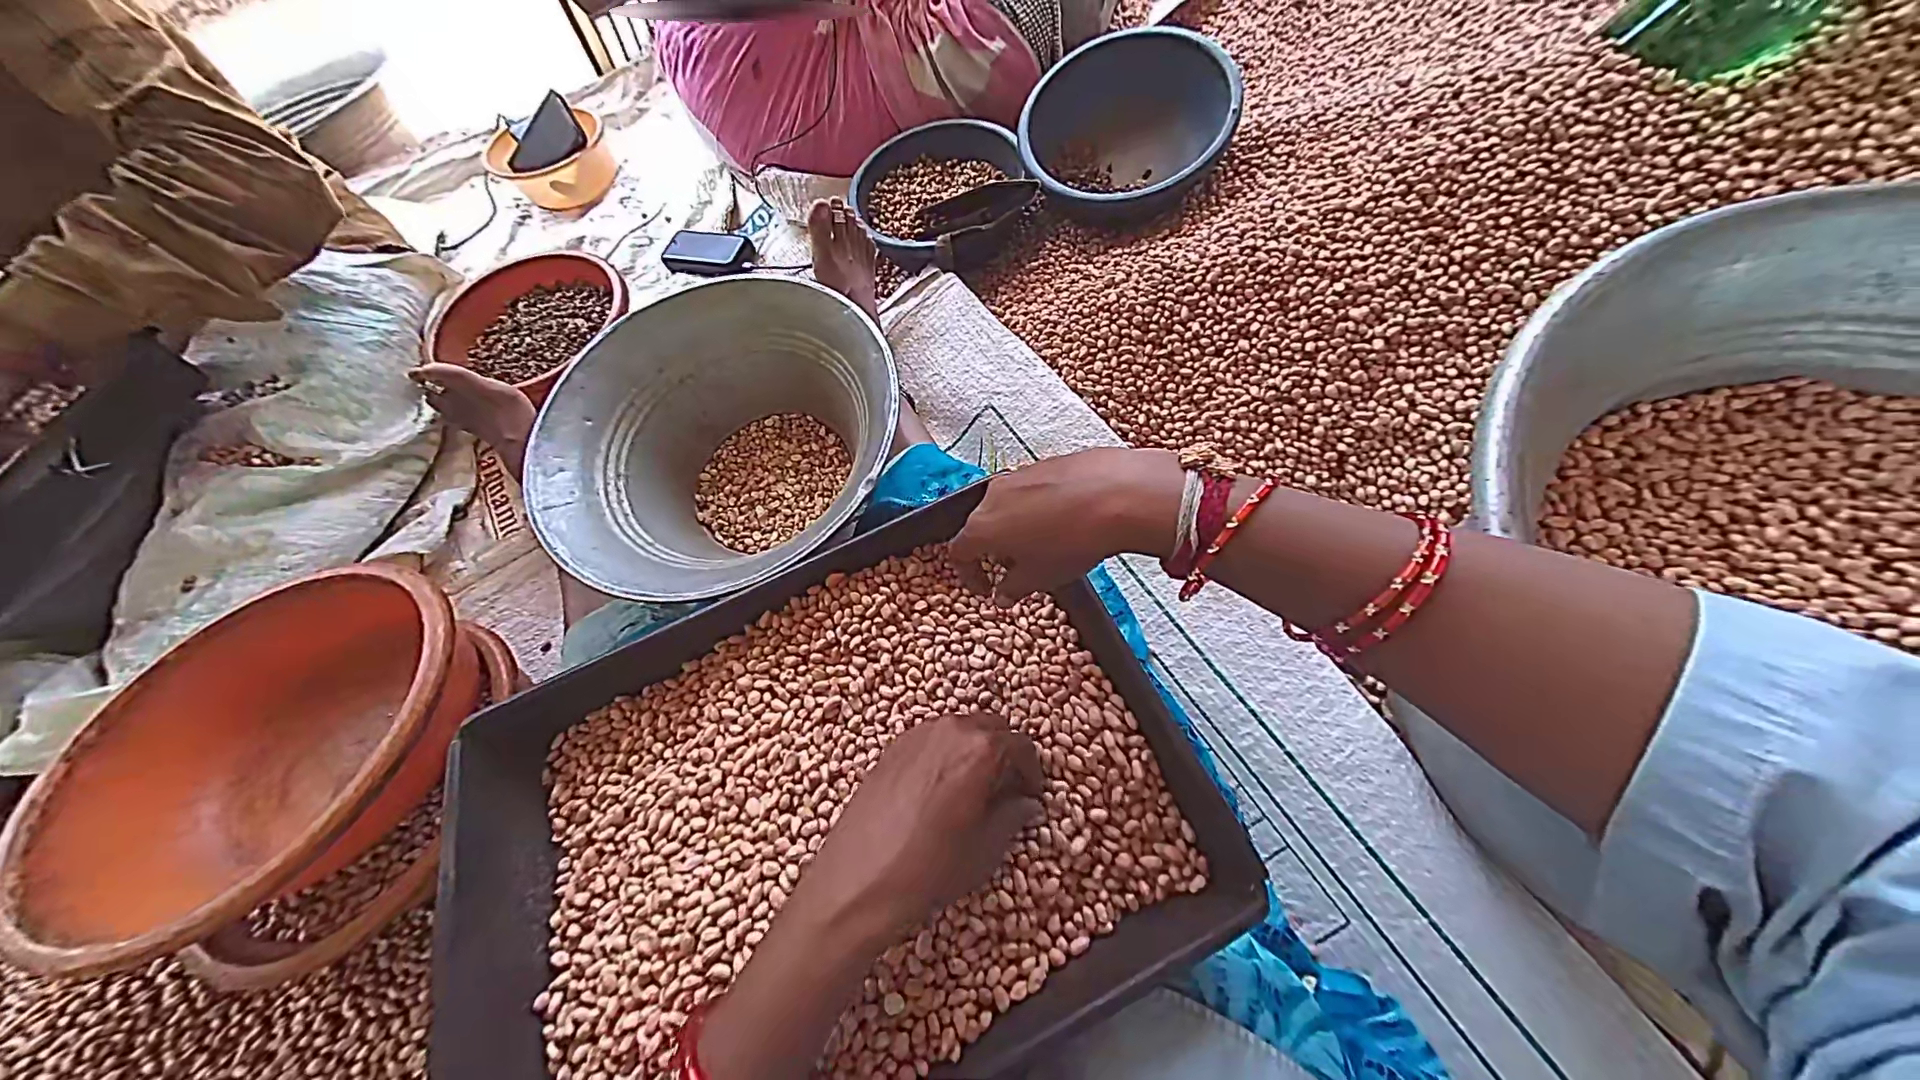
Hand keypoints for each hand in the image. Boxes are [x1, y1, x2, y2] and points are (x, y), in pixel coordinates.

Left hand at [697, 714, 1043, 1079]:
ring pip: (960, 729)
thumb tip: (1024, 803)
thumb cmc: (923, 871)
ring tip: (975, 792)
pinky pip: (932, 739)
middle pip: (992, 728)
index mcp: (978, 749)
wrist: (854, 886)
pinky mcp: (892, 748)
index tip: (1031, 795)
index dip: (1032, 772)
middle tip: (1008, 791)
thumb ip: (1011, 816)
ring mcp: (915, 735)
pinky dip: (946, 754)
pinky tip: (942, 791)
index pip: (1021, 745)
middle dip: (1006, 755)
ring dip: (975, 751)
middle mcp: (948, 730)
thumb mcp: (983, 850)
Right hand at [949, 447, 1183, 605]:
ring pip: (1007, 507)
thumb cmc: (1073, 538)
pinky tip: (1065, 523)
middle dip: (995, 551)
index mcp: (981, 527)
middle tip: (1016, 569)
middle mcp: (992, 496)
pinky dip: (1040, 509)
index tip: (985, 588)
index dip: (970, 575)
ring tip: (1045, 547)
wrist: (1117, 494)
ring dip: (1017, 529)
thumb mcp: (1040, 577)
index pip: (959, 553)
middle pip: (982, 527)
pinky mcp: (1045, 464)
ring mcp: (1019, 476)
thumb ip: (1014, 588)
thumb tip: (1004, 594)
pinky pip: (1033, 491)